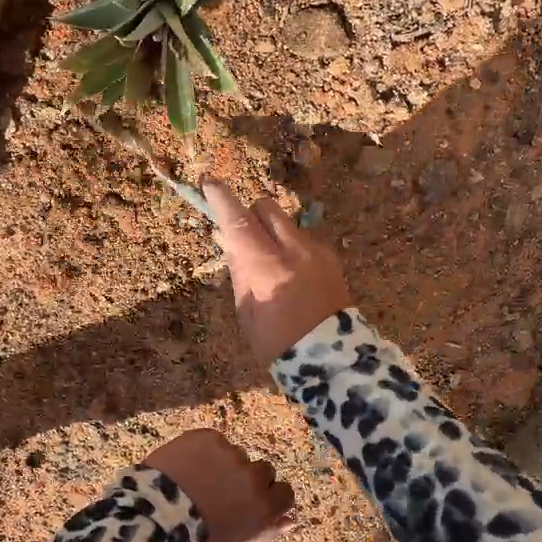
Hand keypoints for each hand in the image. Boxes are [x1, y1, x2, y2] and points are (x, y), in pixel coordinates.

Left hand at [142, 429, 294, 541]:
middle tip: (224, 490)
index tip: (252, 501)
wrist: (158, 510)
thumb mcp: (235, 541)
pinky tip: (187, 464)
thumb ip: (266, 530)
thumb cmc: (197, 535)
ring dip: (224, 464)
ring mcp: (231, 453)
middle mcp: (254, 476)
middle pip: (263, 470)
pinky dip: (204, 451)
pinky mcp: (209, 437)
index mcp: (263, 505)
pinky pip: (213, 441)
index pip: (285, 493)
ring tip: (198, 478)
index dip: (269, 496)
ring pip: (236, 455)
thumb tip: (291, 521)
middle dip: (248, 478)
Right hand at [203, 180, 352, 363]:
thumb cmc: (276, 341)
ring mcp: (317, 250)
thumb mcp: (246, 310)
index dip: (222, 199)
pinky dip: (292, 247)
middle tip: (244, 236)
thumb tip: (231, 242)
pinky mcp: (332, 257)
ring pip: (287, 222)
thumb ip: (239, 270)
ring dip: (273, 232)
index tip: (209, 183)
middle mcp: (294, 250)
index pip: (239, 221)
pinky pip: (304, 239)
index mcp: (266, 266)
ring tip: (272, 264)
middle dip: (251, 213)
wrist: (329, 358)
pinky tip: (293, 276)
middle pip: (267, 206)